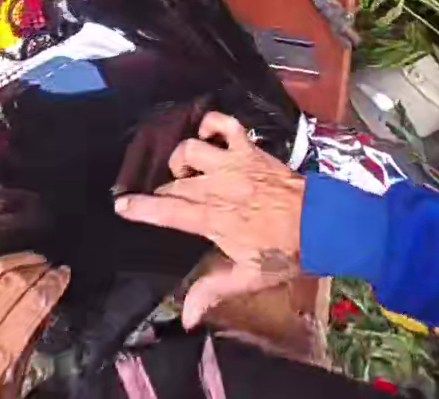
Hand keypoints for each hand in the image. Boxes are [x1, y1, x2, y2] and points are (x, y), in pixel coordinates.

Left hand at [0, 244, 70, 398]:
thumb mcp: (5, 392)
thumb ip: (26, 347)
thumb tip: (47, 305)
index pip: (33, 303)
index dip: (54, 282)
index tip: (63, 274)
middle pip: (14, 283)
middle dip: (39, 270)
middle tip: (50, 268)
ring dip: (17, 259)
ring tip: (29, 260)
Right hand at [114, 110, 305, 327]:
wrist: (318, 220)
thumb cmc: (282, 250)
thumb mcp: (247, 277)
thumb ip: (212, 290)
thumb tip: (184, 317)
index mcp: (212, 218)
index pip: (167, 211)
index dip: (141, 208)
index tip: (121, 205)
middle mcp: (218, 185)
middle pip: (175, 182)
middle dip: (163, 191)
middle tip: (164, 199)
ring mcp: (234, 162)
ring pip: (192, 148)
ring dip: (182, 158)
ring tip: (187, 172)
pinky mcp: (250, 148)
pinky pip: (226, 124)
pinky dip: (212, 122)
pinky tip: (206, 133)